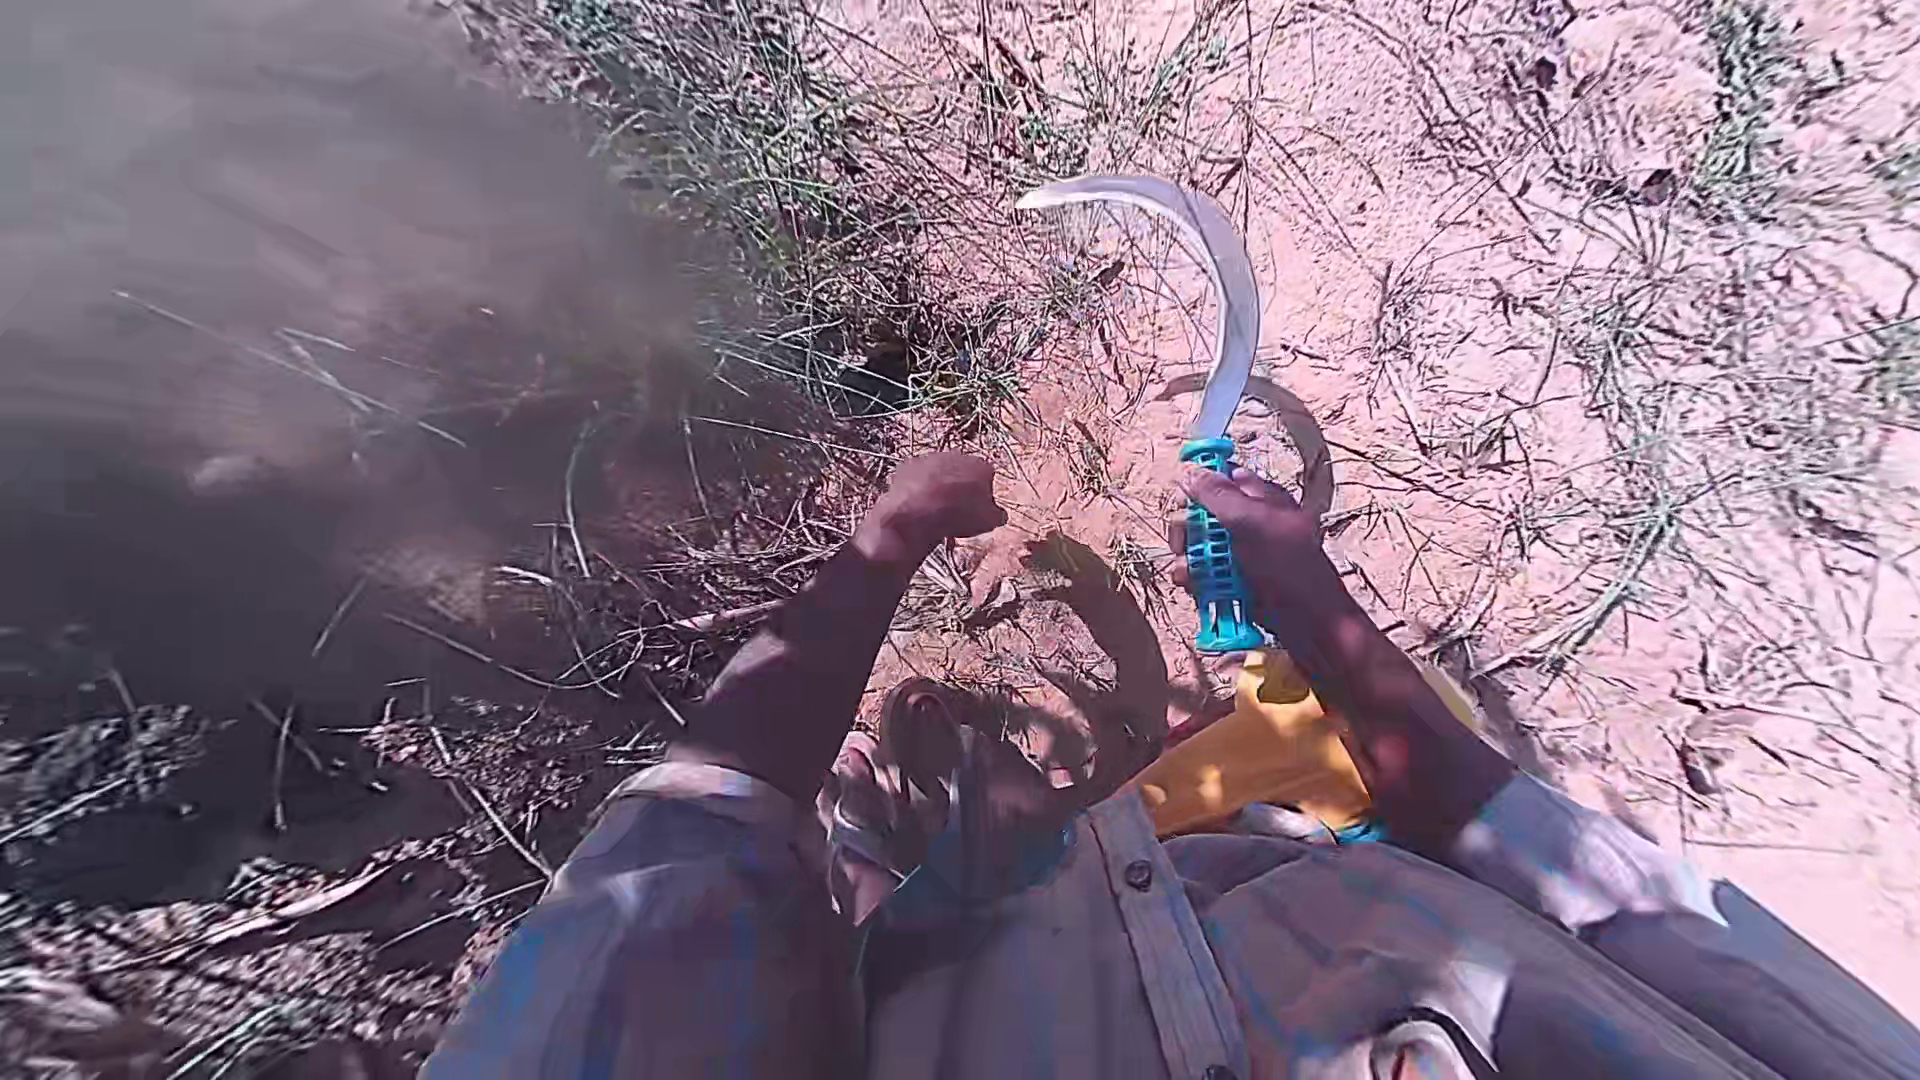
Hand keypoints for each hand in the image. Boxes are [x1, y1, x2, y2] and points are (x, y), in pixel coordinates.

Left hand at [859, 452, 1005, 561]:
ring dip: (939, 486)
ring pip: (939, 472)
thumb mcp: (988, 522)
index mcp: (981, 465)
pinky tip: (918, 506)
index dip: (984, 493)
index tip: (979, 508)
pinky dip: (918, 488)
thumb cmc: (959, 515)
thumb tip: (999, 515)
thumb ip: (997, 514)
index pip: (988, 476)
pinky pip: (917, 477)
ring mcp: (931, 458)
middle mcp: (957, 455)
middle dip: (961, 486)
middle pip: (962, 470)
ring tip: (936, 510)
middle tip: (958, 508)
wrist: (919, 512)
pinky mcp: (908, 465)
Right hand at [1175, 464, 1356, 644]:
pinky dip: (1195, 578)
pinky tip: (1192, 585)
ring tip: (1187, 572)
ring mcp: (1241, 552)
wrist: (1308, 623)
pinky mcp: (1234, 578)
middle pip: (1203, 514)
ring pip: (1199, 545)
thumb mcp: (1251, 523)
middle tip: (1182, 544)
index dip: (1199, 486)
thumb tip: (1190, 472)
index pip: (1223, 478)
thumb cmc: (1286, 567)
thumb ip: (1218, 495)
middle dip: (1187, 529)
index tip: (1184, 503)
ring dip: (1187, 557)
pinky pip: (1204, 571)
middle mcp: (1250, 522)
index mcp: (1262, 499)